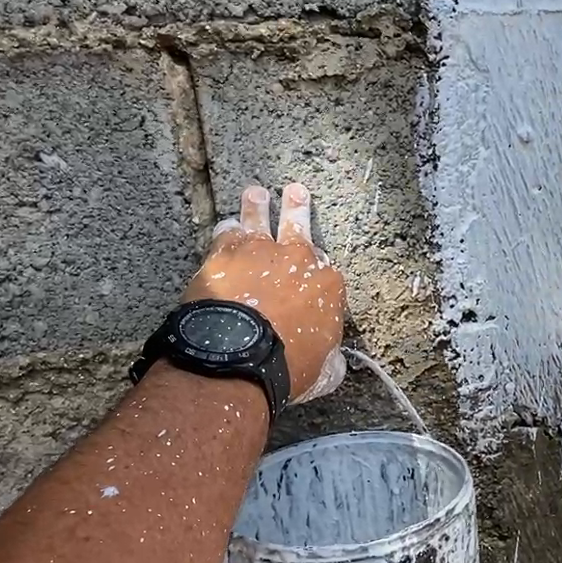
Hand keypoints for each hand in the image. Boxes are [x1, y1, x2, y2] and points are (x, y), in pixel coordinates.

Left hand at [184, 183, 346, 402]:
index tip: (312, 271)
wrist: (240, 357)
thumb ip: (331, 359)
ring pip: (261, 219)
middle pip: (300, 227)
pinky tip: (226, 225)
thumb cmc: (287, 367)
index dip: (317, 270)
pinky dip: (227, 230)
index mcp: (328, 285)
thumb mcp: (323, 371)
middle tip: (296, 191)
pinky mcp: (225, 253)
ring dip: (259, 205)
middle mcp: (299, 259)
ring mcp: (261, 251)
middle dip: (299, 208)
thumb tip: (336, 361)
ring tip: (256, 193)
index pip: (327, 270)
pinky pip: (227, 232)